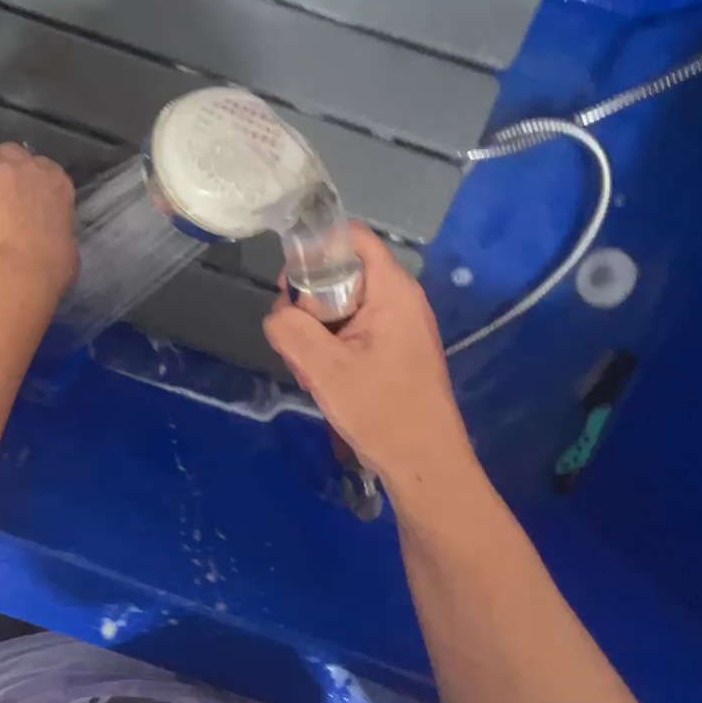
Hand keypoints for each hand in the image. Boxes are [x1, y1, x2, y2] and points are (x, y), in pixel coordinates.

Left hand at [0, 145, 77, 302]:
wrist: (15, 270)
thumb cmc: (49, 267)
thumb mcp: (67, 243)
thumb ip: (56, 225)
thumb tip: (47, 232)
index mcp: (57, 179)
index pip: (42, 169)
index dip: (28, 184)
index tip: (22, 200)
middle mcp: (26, 164)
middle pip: (10, 155)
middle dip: (2, 171)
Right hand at [262, 225, 473, 485]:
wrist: (424, 465)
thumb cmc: (381, 411)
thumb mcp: (323, 368)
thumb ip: (290, 329)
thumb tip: (277, 315)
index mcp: (392, 290)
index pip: (351, 238)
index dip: (314, 248)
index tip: (287, 285)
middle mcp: (398, 299)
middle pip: (340, 272)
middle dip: (307, 300)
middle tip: (293, 336)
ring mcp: (396, 325)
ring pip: (339, 305)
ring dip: (314, 330)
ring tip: (308, 368)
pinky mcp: (391, 349)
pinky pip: (349, 329)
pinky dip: (328, 347)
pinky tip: (321, 378)